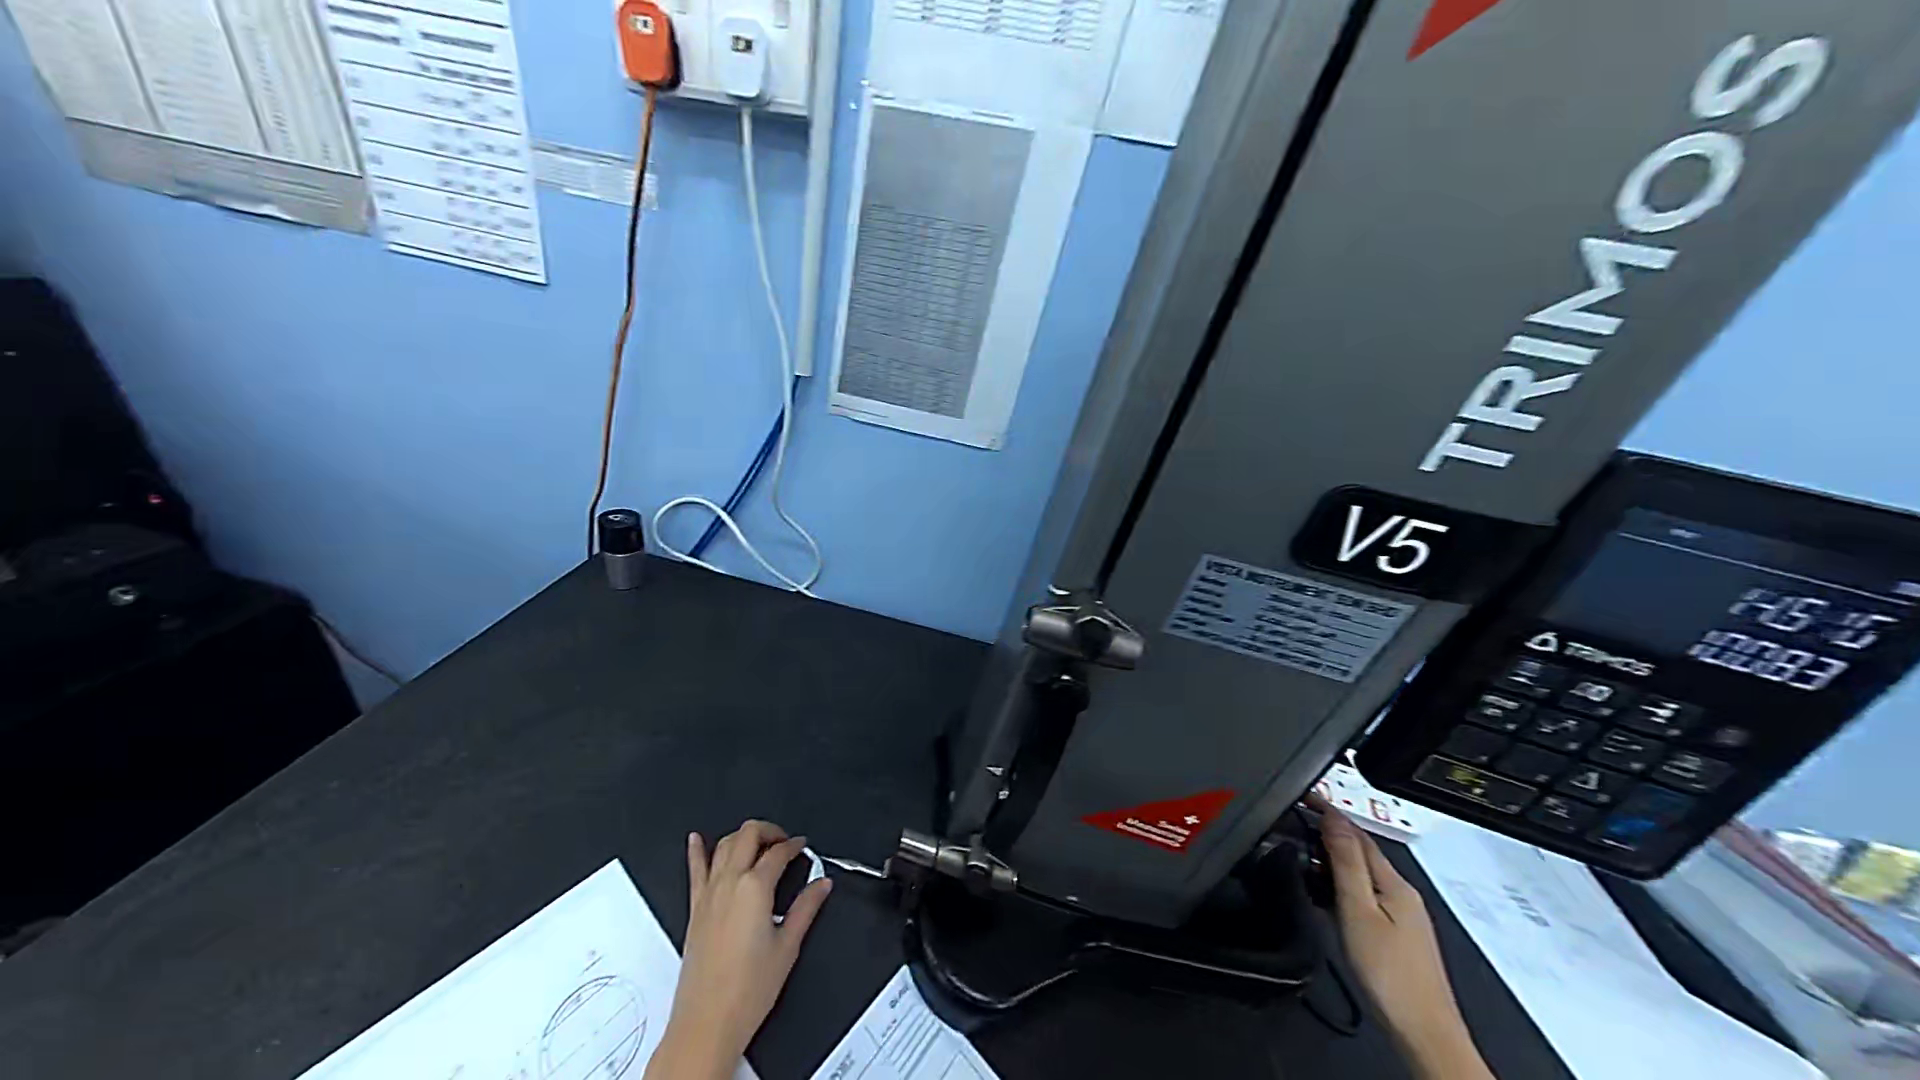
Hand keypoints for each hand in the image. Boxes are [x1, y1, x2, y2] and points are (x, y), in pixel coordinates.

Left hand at [645, 821, 831, 1079]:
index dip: (794, 845)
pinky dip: (696, 851)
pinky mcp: (695, 909)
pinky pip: (694, 870)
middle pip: (748, 834)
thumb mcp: (788, 946)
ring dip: (743, 836)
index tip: (802, 847)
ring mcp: (708, 895)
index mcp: (755, 888)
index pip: (779, 852)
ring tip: (758, 839)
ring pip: (724, 845)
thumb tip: (821, 885)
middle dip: (770, 830)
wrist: (708, 1022)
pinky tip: (696, 840)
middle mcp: (729, 884)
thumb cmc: (745, 991)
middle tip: (784, 840)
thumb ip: (806, 907)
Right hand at [1312, 797, 1492, 1079]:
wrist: (1423, 1032)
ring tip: (1303, 851)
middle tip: (1296, 819)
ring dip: (1334, 856)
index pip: (1356, 833)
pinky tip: (1325, 893)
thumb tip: (1333, 819)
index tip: (1304, 795)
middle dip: (1329, 830)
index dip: (1329, 811)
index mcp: (1394, 884)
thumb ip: (1345, 863)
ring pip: (1362, 872)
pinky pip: (1365, 892)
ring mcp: (1402, 915)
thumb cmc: (1389, 976)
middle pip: (1361, 850)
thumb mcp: (1358, 911)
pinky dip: (1341, 882)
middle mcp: (1402, 894)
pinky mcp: (1397, 934)